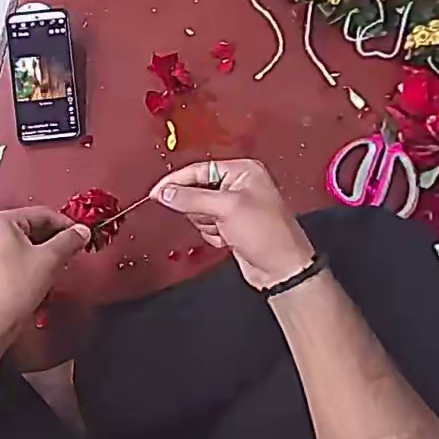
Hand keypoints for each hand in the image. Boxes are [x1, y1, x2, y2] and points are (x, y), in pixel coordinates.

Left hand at [0, 206, 90, 346]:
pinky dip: (36, 267)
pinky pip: (21, 261)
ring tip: (62, 267)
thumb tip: (83, 230)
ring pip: (30, 247)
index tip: (83, 236)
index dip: (67, 224)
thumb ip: (69, 240)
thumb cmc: (14, 288)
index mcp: (3, 221)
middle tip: (76, 252)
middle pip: (35, 229)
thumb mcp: (49, 259)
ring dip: (48, 256)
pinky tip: (46, 280)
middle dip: (57, 241)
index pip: (43, 214)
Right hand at [153, 159, 315, 290]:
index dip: (177, 181)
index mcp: (243, 171)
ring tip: (224, 230)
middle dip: (200, 209)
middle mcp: (239, 185)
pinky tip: (228, 239)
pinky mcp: (231, 224)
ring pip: (199, 210)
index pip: (199, 170)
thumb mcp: (226, 209)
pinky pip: (206, 224)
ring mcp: (235, 206)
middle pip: (197, 190)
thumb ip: (191, 198)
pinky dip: (212, 234)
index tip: (158, 192)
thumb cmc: (267, 233)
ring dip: (207, 223)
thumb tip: (166, 192)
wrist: (281, 268)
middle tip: (212, 218)